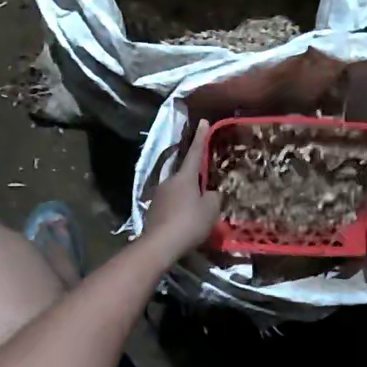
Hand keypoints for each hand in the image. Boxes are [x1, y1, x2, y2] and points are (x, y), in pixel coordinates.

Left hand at [141, 119, 222, 259]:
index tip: (202, 122)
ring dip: (187, 198)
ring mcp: (158, 195)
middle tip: (207, 191)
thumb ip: (214, 197)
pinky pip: (170, 206)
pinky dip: (179, 210)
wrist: (160, 244)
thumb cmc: (189, 223)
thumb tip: (211, 193)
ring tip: (197, 213)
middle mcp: (169, 181)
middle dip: (196, 181)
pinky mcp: (152, 210)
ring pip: (178, 192)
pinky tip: (184, 223)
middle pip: (186, 176)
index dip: (201, 138)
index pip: (195, 153)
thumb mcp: (211, 210)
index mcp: (185, 177)